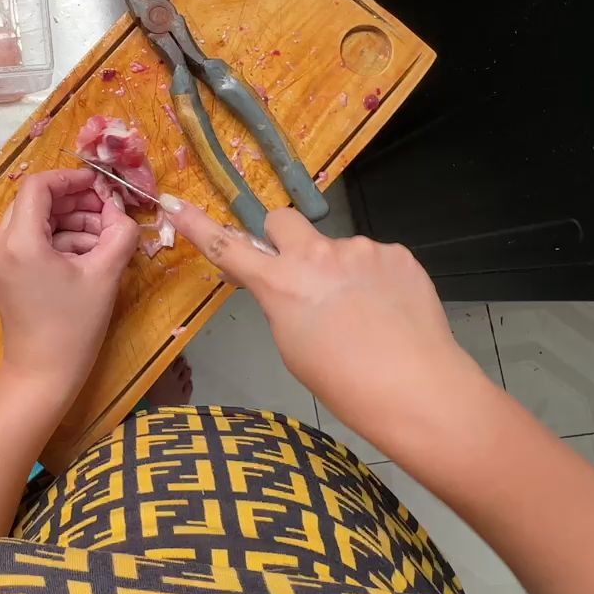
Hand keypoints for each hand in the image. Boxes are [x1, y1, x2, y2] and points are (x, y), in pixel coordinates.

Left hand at [0, 169, 140, 392]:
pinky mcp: (3, 270)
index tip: (100, 186)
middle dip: (76, 202)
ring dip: (71, 221)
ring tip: (106, 236)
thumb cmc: (73, 327)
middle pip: (37, 202)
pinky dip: (60, 239)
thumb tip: (120, 208)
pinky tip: (90, 252)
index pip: (39, 186)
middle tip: (109, 212)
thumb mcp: (104, 275)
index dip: (71, 179)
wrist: (42, 374)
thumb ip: (119, 232)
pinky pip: (32, 239)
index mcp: (19, 241)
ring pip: (36, 220)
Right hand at [159, 194, 491, 433]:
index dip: (198, 226)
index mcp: (281, 283)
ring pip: (336, 247)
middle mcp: (316, 254)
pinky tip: (389, 309)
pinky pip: (373, 258)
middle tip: (302, 273)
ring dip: (339, 269)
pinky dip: (374, 278)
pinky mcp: (396, 252)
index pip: (228, 247)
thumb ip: (280, 302)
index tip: (175, 203)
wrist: (418, 389)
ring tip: (364, 312)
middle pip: (283, 219)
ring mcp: (360, 248)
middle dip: (285, 237)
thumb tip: (285, 283)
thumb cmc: (343, 382)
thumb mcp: (291, 345)